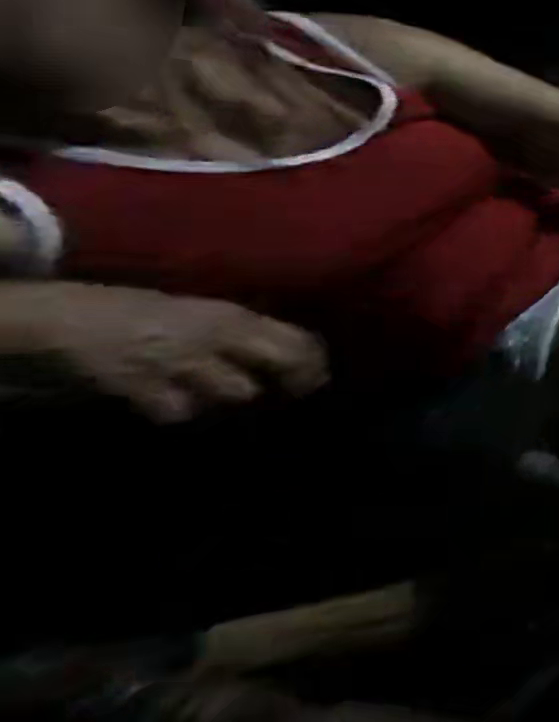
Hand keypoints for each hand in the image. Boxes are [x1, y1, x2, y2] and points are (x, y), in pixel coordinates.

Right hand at [34, 285, 328, 422]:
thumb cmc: (154, 312)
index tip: (320, 374)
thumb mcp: (214, 311)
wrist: (75, 316)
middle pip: (283, 361)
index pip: (298, 338)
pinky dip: (185, 412)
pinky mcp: (142, 386)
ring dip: (237, 397)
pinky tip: (179, 403)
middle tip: (296, 392)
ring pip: (239, 391)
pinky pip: (182, 411)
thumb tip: (294, 349)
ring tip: (229, 394)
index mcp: (239, 316)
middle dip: (297, 380)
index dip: (316, 359)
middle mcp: (219, 336)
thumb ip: (250, 329)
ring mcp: (181, 361)